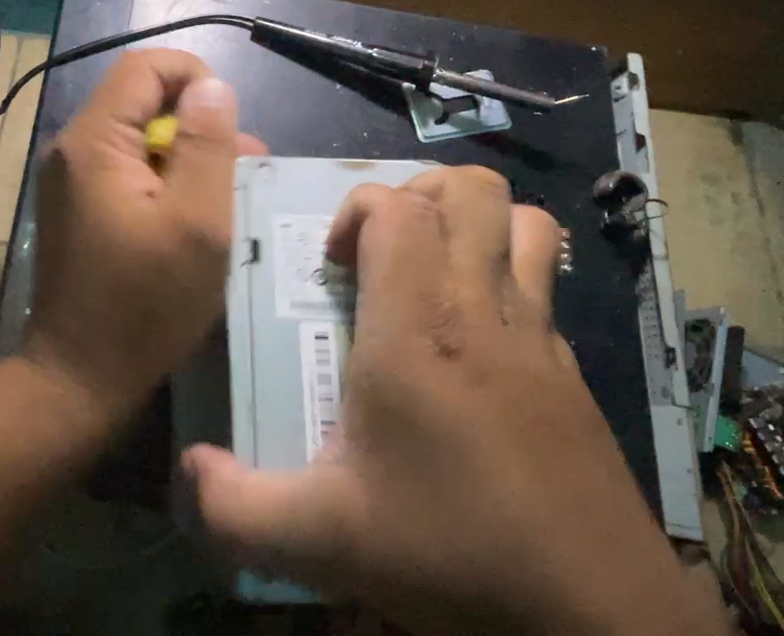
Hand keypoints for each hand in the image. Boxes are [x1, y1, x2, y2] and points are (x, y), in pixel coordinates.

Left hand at [20, 51, 264, 420]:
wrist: (81, 376)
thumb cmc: (146, 304)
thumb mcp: (197, 223)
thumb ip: (207, 145)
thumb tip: (212, 86)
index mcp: (93, 142)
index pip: (144, 68)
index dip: (195, 78)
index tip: (232, 124)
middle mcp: (72, 149)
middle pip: (142, 102)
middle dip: (198, 126)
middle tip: (245, 170)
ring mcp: (70, 180)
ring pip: (138, 138)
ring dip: (187, 157)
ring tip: (229, 198)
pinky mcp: (76, 207)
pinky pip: (126, 170)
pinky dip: (164, 182)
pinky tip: (193, 219)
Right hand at [184, 167, 725, 634]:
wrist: (596, 620)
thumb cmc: (452, 555)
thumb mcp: (322, 540)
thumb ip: (236, 506)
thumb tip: (187, 471)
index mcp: (418, 329)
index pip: (398, 208)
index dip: (356, 208)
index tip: (331, 264)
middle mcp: (483, 311)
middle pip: (470, 190)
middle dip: (418, 194)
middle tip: (380, 251)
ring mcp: (539, 337)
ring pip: (523, 222)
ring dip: (474, 223)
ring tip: (431, 271)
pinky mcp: (574, 371)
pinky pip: (543, 284)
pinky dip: (507, 278)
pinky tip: (474, 344)